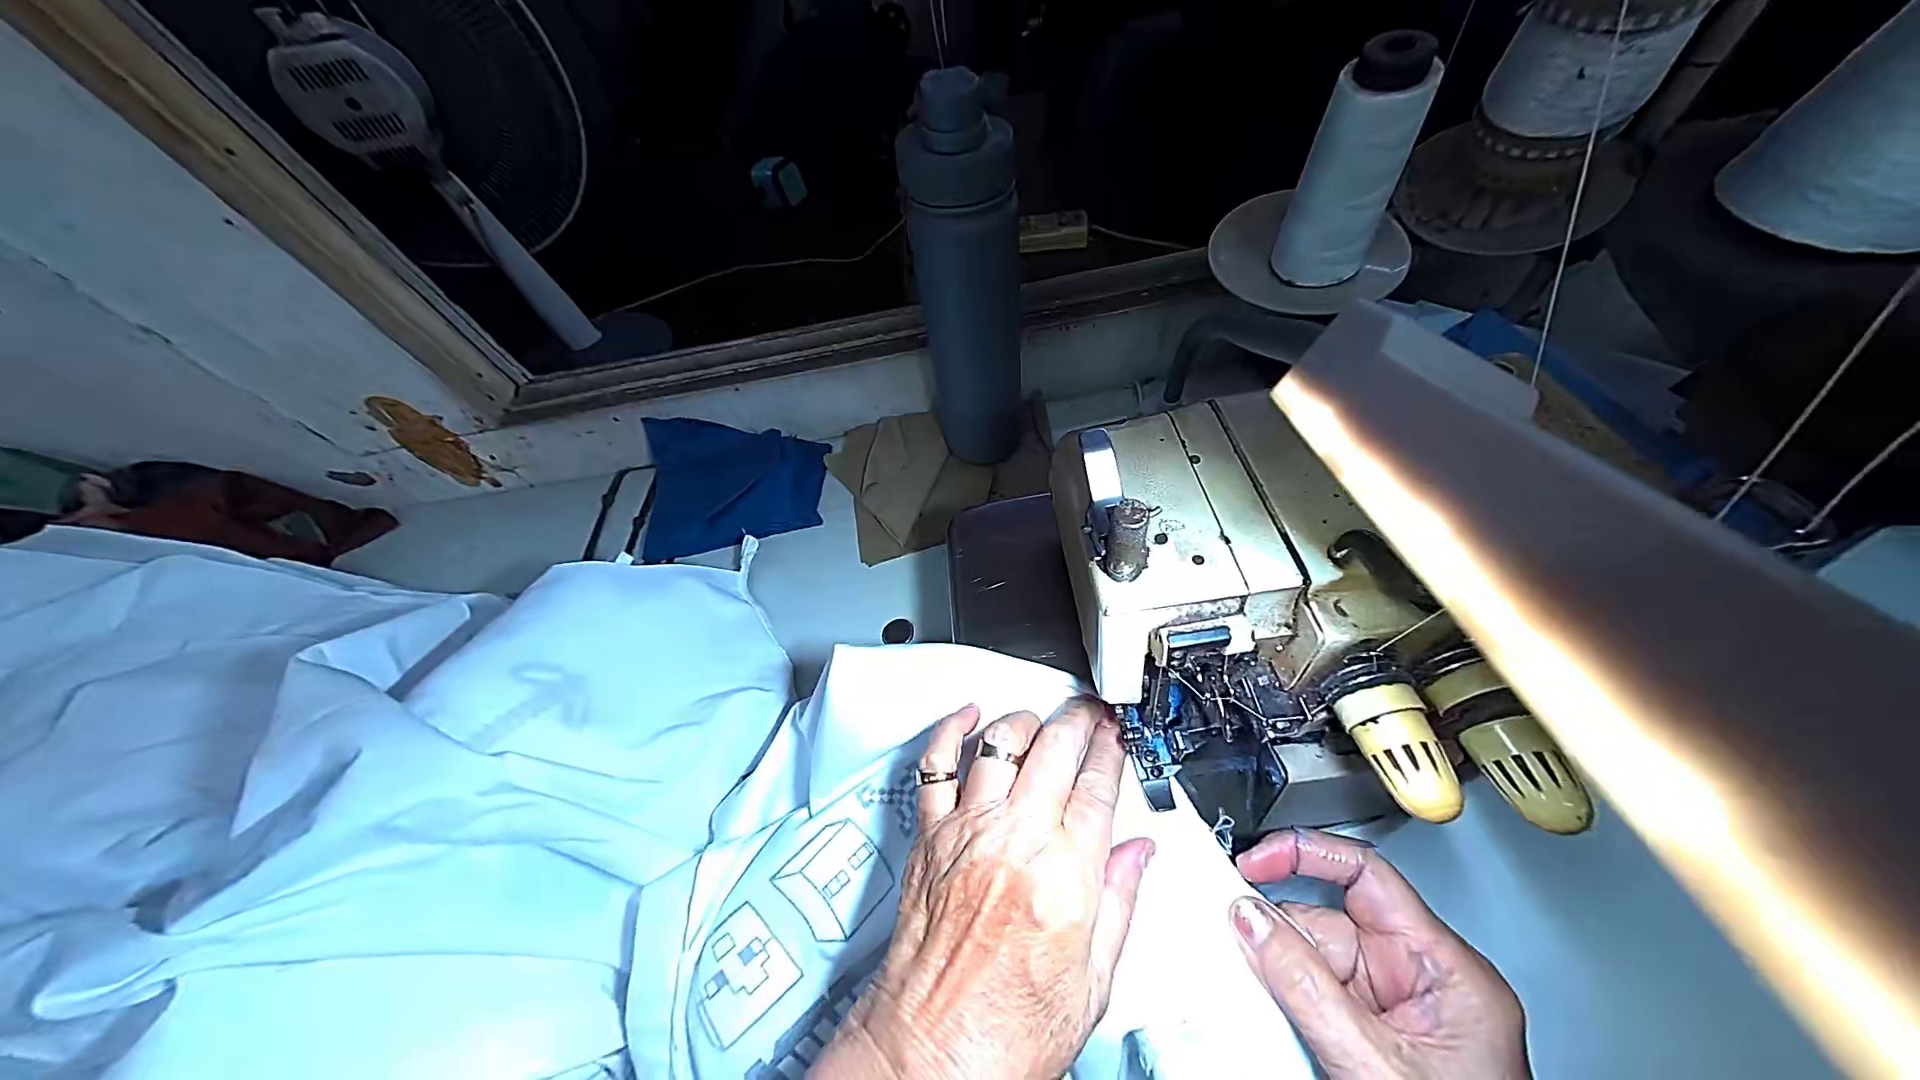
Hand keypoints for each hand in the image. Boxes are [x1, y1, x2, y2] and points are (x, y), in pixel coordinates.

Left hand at [814, 700, 1154, 1079]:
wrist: (931, 1052)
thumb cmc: (1007, 1033)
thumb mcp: (1092, 981)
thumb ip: (1119, 902)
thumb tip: (1138, 854)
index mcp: (1064, 878)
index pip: (1097, 786)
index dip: (1112, 749)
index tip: (1116, 735)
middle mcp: (1015, 843)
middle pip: (1054, 749)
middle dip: (1079, 720)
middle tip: (1090, 714)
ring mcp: (967, 833)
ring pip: (999, 744)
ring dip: (1026, 722)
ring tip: (1041, 722)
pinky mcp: (929, 837)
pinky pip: (935, 767)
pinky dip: (949, 733)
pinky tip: (966, 719)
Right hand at [1230, 828, 1530, 1079]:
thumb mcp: (1374, 1063)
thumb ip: (1305, 985)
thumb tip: (1248, 918)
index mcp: (1444, 970)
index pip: (1367, 876)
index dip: (1305, 854)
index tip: (1254, 858)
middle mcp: (1417, 978)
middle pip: (1325, 921)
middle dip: (1279, 933)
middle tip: (1238, 941)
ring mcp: (1392, 1006)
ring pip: (1310, 956)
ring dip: (1276, 971)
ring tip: (1266, 1001)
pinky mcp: (1370, 1029)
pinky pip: (1310, 988)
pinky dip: (1282, 995)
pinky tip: (1275, 1010)